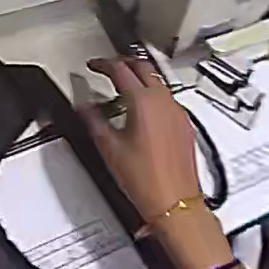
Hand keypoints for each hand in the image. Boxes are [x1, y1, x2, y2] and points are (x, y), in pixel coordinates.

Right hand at [79, 57, 203, 222]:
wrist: (176, 204)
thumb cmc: (147, 182)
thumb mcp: (110, 149)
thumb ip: (94, 121)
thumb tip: (84, 108)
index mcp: (143, 101)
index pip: (120, 69)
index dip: (103, 64)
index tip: (94, 65)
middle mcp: (163, 101)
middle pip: (142, 67)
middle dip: (122, 63)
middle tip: (107, 69)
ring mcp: (177, 111)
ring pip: (157, 80)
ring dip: (139, 77)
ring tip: (122, 86)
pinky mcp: (185, 124)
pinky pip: (168, 98)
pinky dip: (152, 94)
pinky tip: (143, 109)